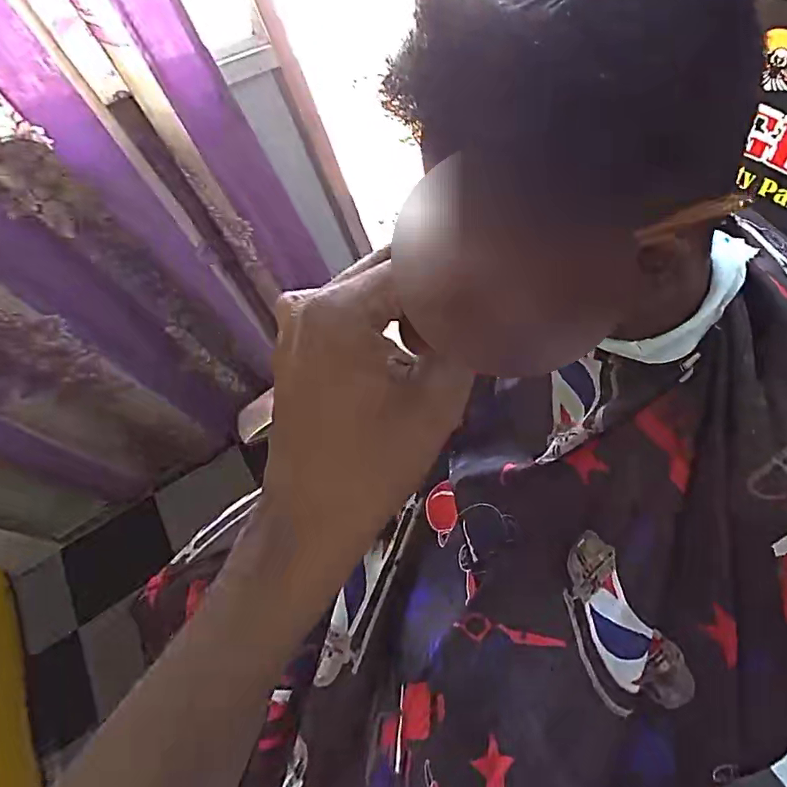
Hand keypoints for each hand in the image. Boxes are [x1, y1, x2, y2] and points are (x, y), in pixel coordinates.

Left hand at [253, 249, 473, 581]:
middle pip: (385, 269)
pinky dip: (382, 319)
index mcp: (338, 309)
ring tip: (442, 340)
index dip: (456, 279)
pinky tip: (410, 348)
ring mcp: (297, 320)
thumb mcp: (437, 400)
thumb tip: (487, 304)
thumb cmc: (374, 466)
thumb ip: (464, 339)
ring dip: (408, 304)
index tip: (490, 295)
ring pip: (370, 288)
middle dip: (431, 287)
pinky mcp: (298, 341)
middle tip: (471, 316)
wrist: (310, 519)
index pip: (412, 267)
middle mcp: (309, 301)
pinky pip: (350, 310)